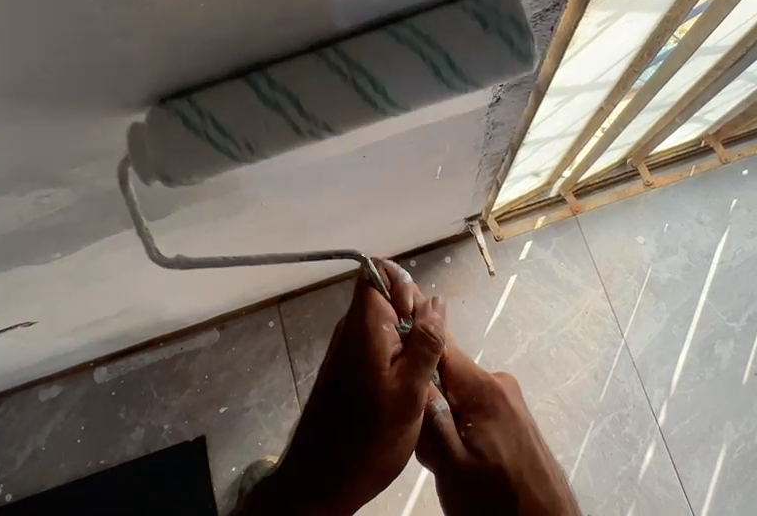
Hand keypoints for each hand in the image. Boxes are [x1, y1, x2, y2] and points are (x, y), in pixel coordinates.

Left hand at [244, 260, 446, 515]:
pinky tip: (406, 387)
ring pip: (384, 322)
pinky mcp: (346, 369)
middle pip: (385, 296)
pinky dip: (395, 357)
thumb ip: (426, 342)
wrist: (320, 483)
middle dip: (413, 314)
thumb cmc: (369, 438)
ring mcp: (347, 349)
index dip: (405, 285)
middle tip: (428, 354)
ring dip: (407, 339)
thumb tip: (436, 302)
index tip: (422, 319)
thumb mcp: (411, 391)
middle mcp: (351, 328)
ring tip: (422, 374)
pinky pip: (376, 344)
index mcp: (365, 324)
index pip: (378, 272)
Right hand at [416, 343, 578, 515]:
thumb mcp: (453, 467)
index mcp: (484, 387)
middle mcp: (500, 383)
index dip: (415, 360)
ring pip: (460, 395)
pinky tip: (465, 459)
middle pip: (448, 374)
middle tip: (427, 442)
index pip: (439, 348)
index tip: (400, 385)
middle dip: (431, 401)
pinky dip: (463, 428)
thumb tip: (412, 372)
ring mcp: (510, 401)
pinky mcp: (515, 419)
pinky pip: (476, 409)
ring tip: (446, 457)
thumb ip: (431, 419)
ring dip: (446, 419)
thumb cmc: (498, 503)